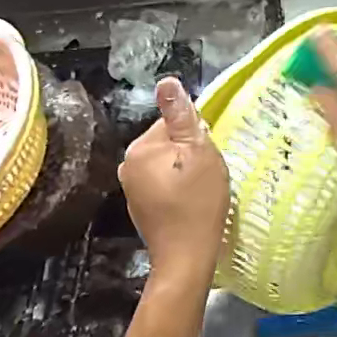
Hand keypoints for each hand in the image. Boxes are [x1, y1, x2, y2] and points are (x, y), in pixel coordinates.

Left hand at [120, 78, 228, 285]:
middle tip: (208, 174)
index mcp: (141, 147)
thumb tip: (168, 81)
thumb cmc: (198, 202)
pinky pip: (163, 185)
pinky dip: (177, 190)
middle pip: (169, 143)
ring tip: (202, 189)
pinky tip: (190, 203)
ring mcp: (132, 188)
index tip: (208, 157)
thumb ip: (182, 116)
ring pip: (167, 165)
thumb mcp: (199, 152)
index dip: (196, 137)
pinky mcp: (140, 207)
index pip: (173, 124)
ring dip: (185, 172)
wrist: (186, 255)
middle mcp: (128, 164)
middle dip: (189, 154)